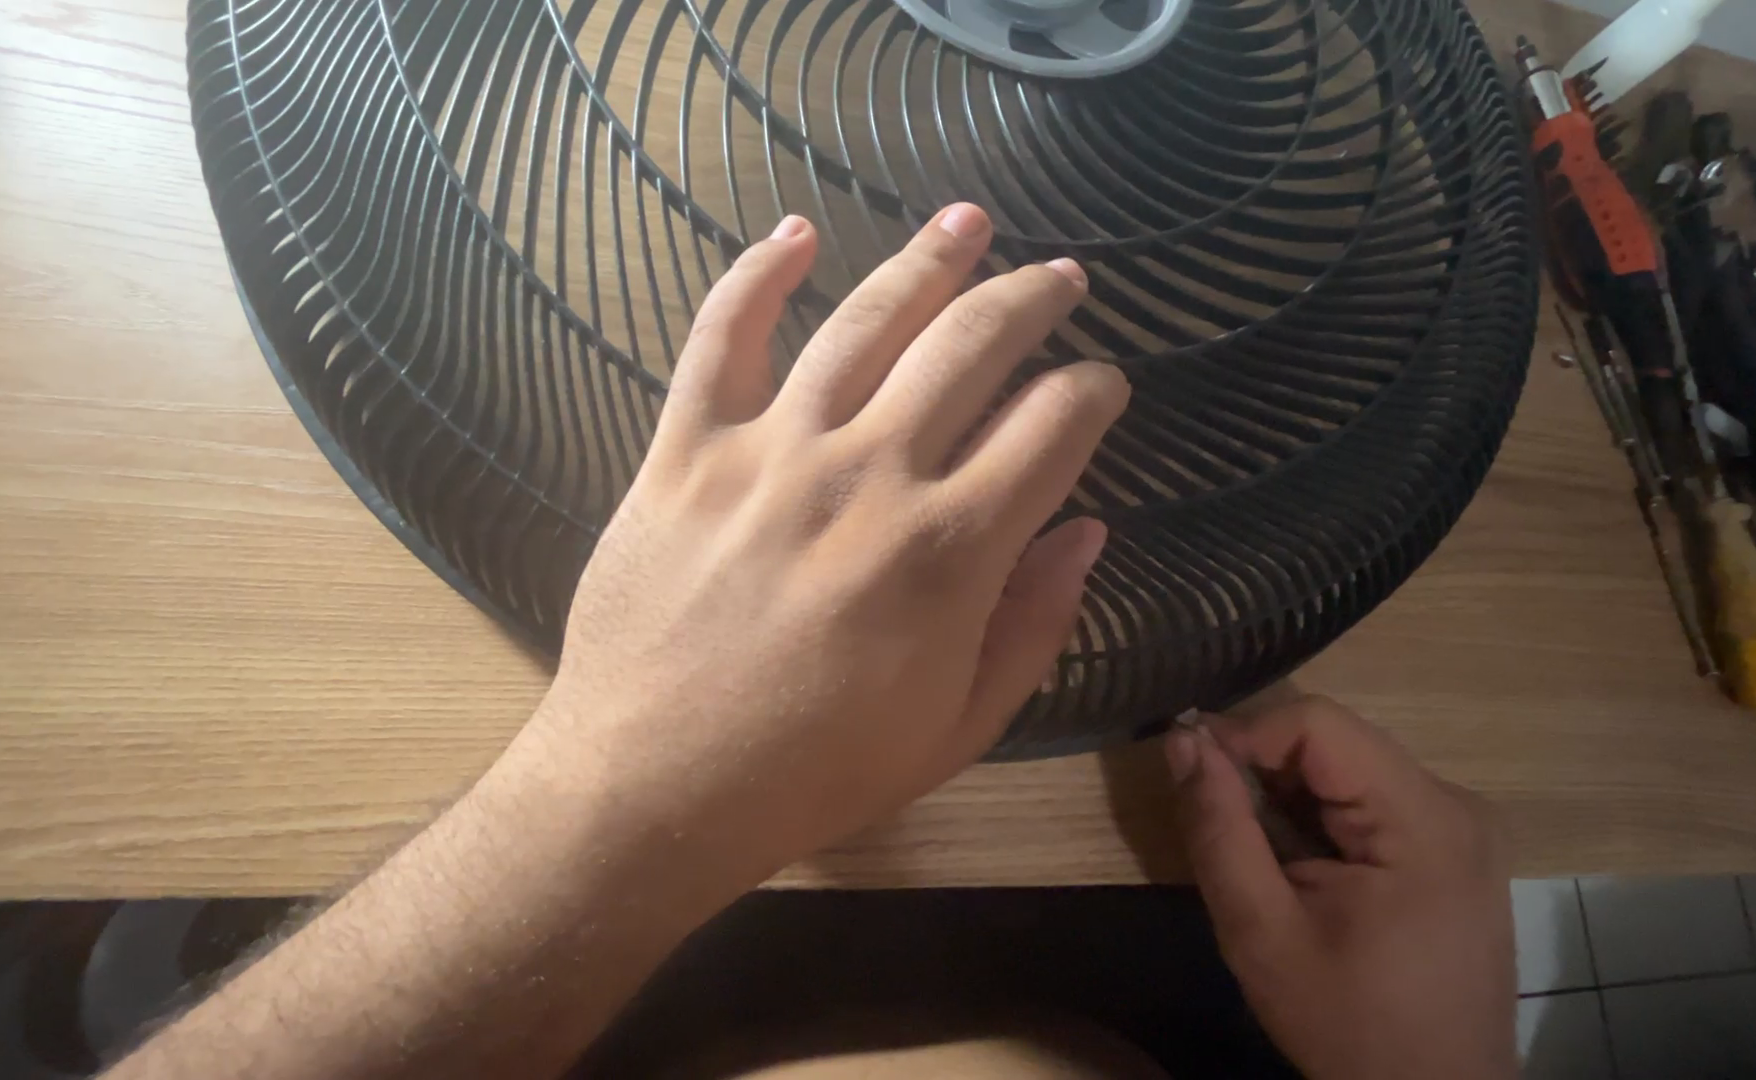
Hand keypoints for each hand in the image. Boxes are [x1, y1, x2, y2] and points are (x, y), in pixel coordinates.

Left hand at [529, 204, 1127, 889]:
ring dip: (927, 260)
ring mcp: (771, 452)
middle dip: (1030, 301)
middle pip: (970, 347)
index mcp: (948, 551)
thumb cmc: (818, 773)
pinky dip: (756, 276)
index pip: (1052, 428)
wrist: (655, 788)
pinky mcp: (686, 450)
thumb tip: (1086, 531)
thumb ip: (1034, 625)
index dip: (1091, 393)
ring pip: (863, 322)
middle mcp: (869, 475)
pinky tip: (795, 234)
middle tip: (1059, 277)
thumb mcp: (960, 727)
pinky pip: (720, 337)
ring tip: (968, 220)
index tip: (1100, 386)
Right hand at [1167, 698, 1516, 1079]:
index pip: (1317, 723)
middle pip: (1331, 741)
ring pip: (1341, 764)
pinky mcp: (1449, 842)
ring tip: (1258, 851)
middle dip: (1261, 769)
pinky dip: (1314, 813)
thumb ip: (1218, 826)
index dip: (1244, 734)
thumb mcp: (1259, 930)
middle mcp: (1455, 803)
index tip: (1196, 774)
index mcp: (1425, 820)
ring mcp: (1459, 822)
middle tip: (1221, 822)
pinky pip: (1363, 793)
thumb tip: (1181, 738)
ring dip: (1284, 793)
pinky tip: (1299, 862)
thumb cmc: (1347, 1024)